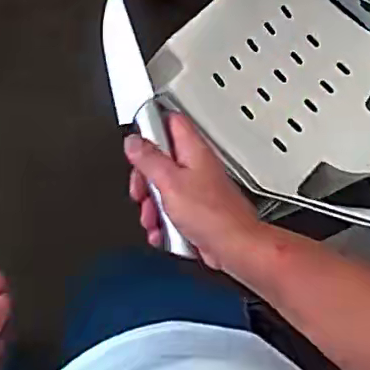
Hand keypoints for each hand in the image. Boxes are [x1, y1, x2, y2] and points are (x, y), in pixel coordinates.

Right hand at [125, 112, 267, 271]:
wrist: (235, 249)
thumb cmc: (213, 215)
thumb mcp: (169, 182)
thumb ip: (148, 159)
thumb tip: (133, 141)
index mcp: (193, 149)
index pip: (169, 121)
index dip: (149, 128)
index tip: (136, 147)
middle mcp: (196, 165)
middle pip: (160, 158)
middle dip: (144, 178)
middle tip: (143, 191)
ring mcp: (197, 188)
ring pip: (162, 187)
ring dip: (152, 205)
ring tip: (155, 216)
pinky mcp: (196, 210)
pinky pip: (171, 209)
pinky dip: (163, 221)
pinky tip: (164, 231)